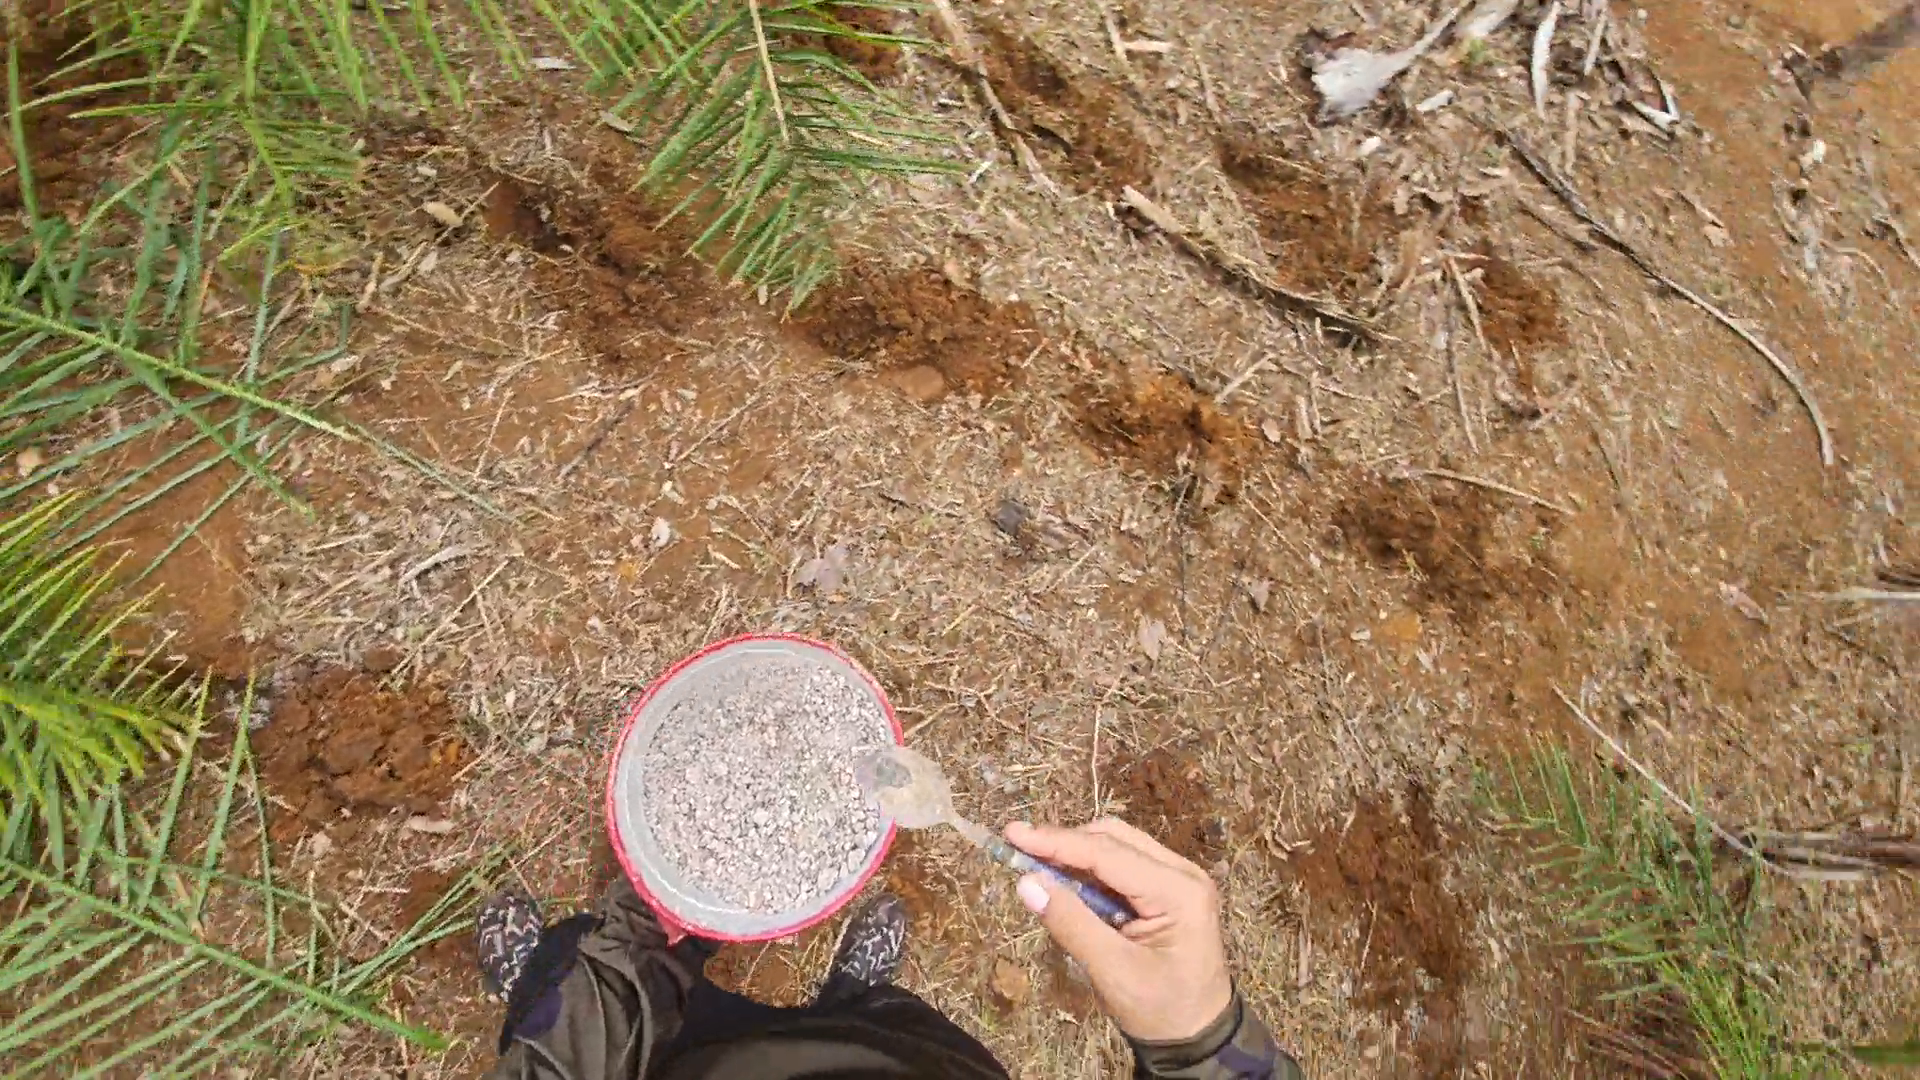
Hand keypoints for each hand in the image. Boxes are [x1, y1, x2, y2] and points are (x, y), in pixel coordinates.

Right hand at [1004, 818, 1232, 1042]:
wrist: (1200, 1040)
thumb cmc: (1159, 1011)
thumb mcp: (1111, 972)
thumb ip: (1070, 923)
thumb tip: (1026, 882)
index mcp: (1178, 891)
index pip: (1106, 853)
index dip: (1057, 841)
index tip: (1014, 833)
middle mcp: (1182, 871)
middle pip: (1113, 837)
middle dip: (1065, 843)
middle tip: (1022, 851)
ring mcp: (1178, 875)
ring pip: (1116, 843)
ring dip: (1077, 853)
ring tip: (1041, 868)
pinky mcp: (1169, 884)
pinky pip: (1122, 861)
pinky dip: (1091, 868)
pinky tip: (1068, 881)